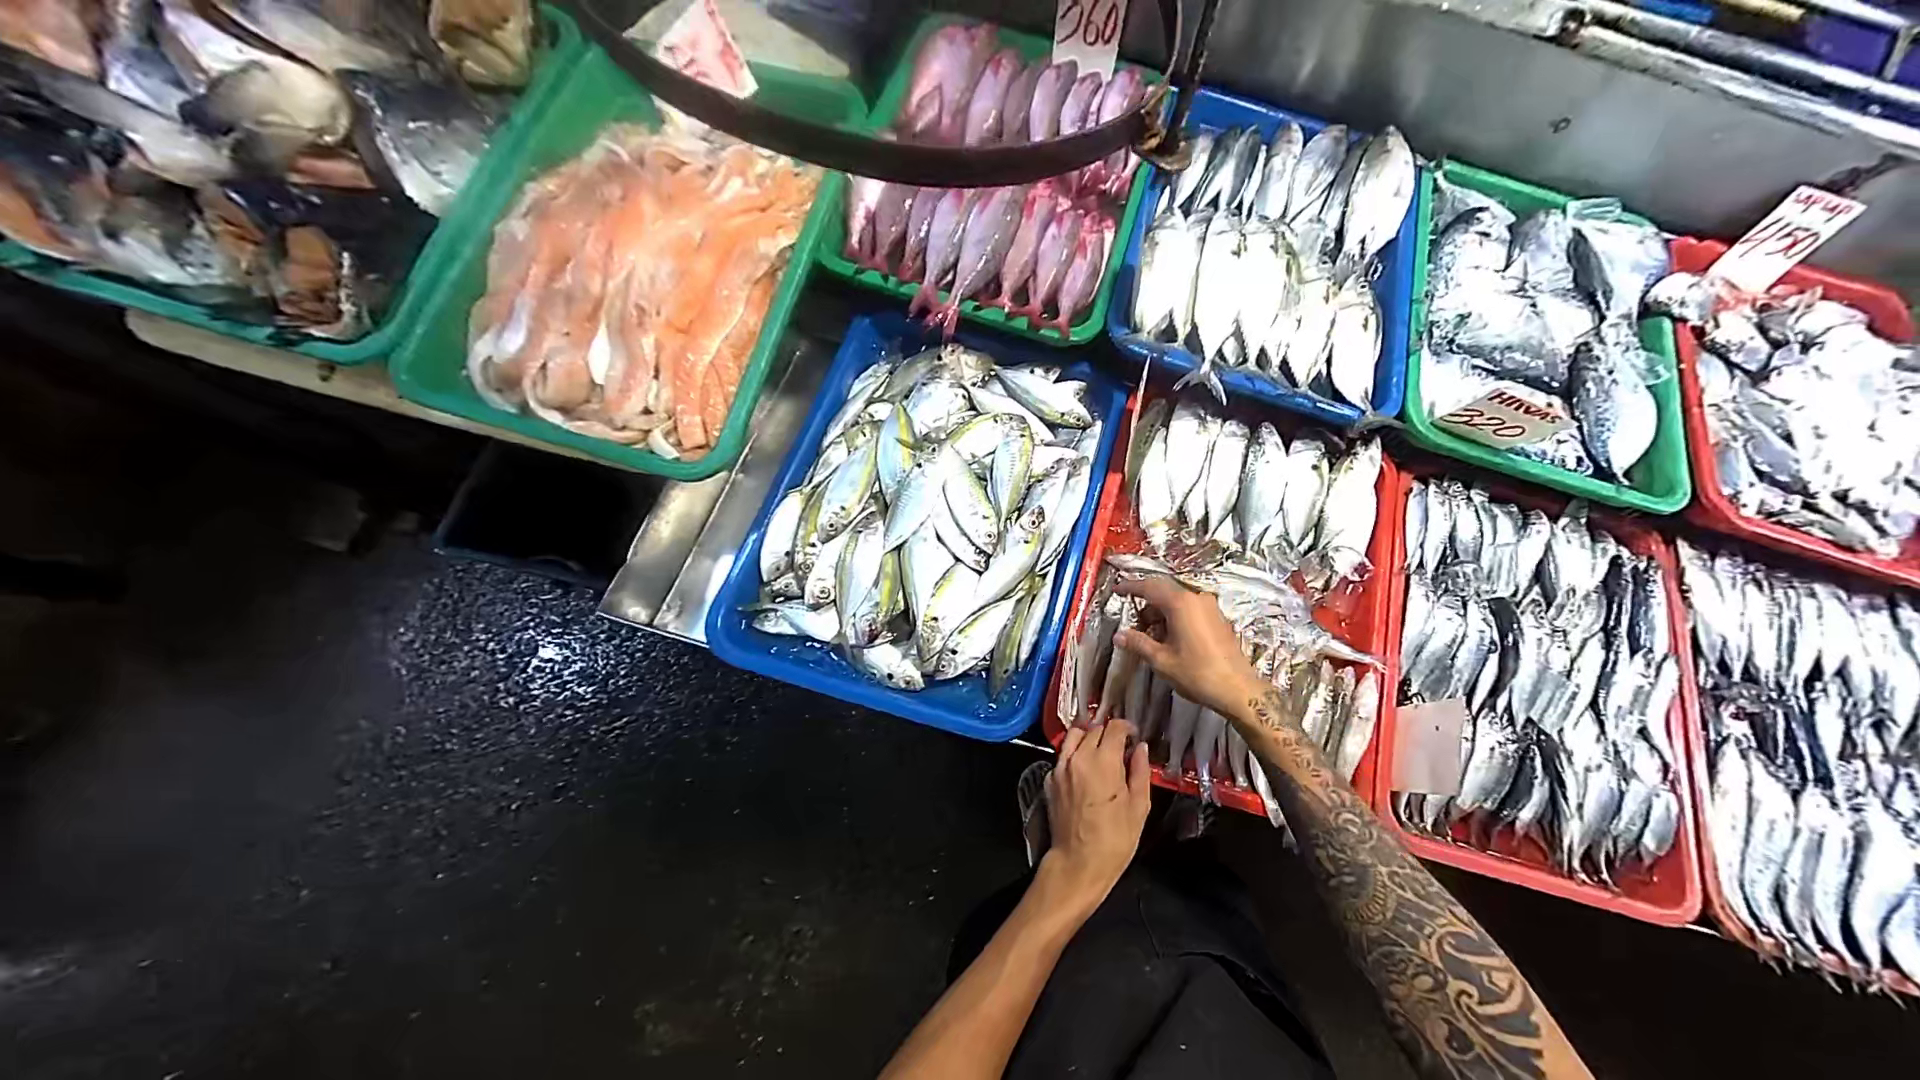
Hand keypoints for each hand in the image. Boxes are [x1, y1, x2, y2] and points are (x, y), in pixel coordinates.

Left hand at [1043, 719, 1150, 913]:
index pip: (1113, 728)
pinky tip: (1084, 769)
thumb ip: (1140, 772)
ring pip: (1073, 736)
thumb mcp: (1138, 807)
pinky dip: (1074, 754)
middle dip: (1108, 734)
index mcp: (1103, 761)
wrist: (1078, 863)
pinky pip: (1062, 755)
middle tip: (1120, 748)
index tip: (1133, 736)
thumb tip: (1140, 748)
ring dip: (1088, 738)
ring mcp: (1060, 767)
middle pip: (1093, 730)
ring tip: (1100, 752)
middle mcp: (1078, 757)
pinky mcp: (1049, 779)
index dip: (1126, 728)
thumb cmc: (1114, 839)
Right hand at [1113, 575, 1266, 721]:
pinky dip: (1175, 615)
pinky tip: (1169, 636)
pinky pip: (1190, 608)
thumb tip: (1118, 635)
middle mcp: (1197, 598)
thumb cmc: (1197, 674)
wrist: (1238, 690)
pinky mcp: (1218, 618)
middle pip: (1164, 590)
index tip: (1117, 590)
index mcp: (1181, 603)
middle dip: (1146, 602)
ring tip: (1150, 633)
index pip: (1150, 586)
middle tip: (1133, 620)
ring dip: (1161, 611)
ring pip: (1178, 600)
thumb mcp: (1161, 660)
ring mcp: (1210, 607)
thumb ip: (1138, 643)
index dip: (1131, 587)